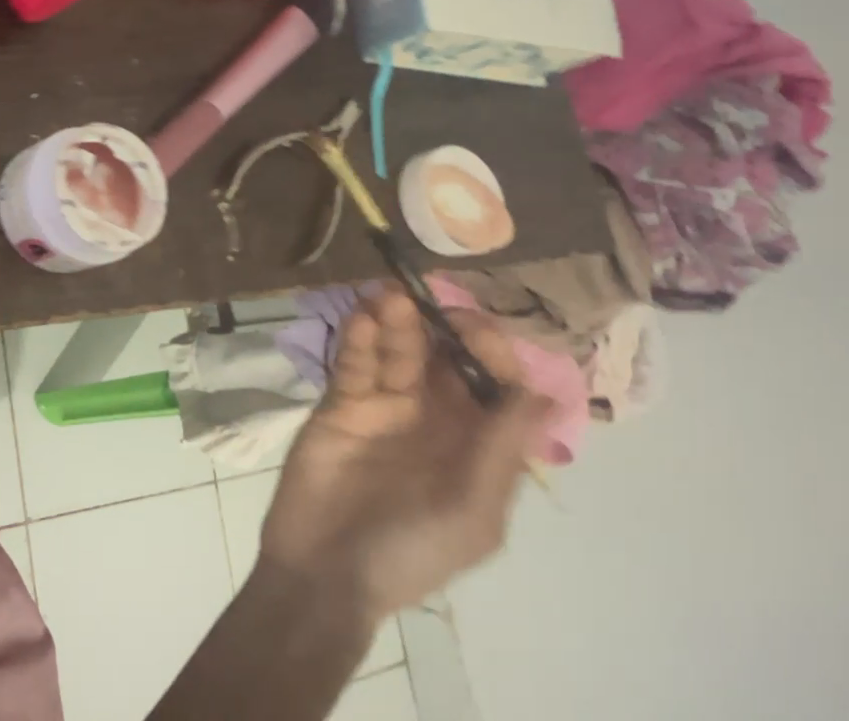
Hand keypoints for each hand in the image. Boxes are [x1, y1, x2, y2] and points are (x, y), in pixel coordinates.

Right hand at [261, 293, 550, 618]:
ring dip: (392, 323)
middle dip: (438, 326)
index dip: (488, 352)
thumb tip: (540, 394)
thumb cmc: (409, 550)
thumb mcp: (470, 513)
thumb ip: (499, 450)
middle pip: (444, 361)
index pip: (493, 385)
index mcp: (478, 446)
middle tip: (421, 295)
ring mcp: (384, 410)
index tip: (469, 327)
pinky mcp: (339, 407)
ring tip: (384, 294)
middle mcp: (435, 420)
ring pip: (396, 355)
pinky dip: (355, 340)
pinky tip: (358, 317)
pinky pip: (352, 367)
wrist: (325, 571)